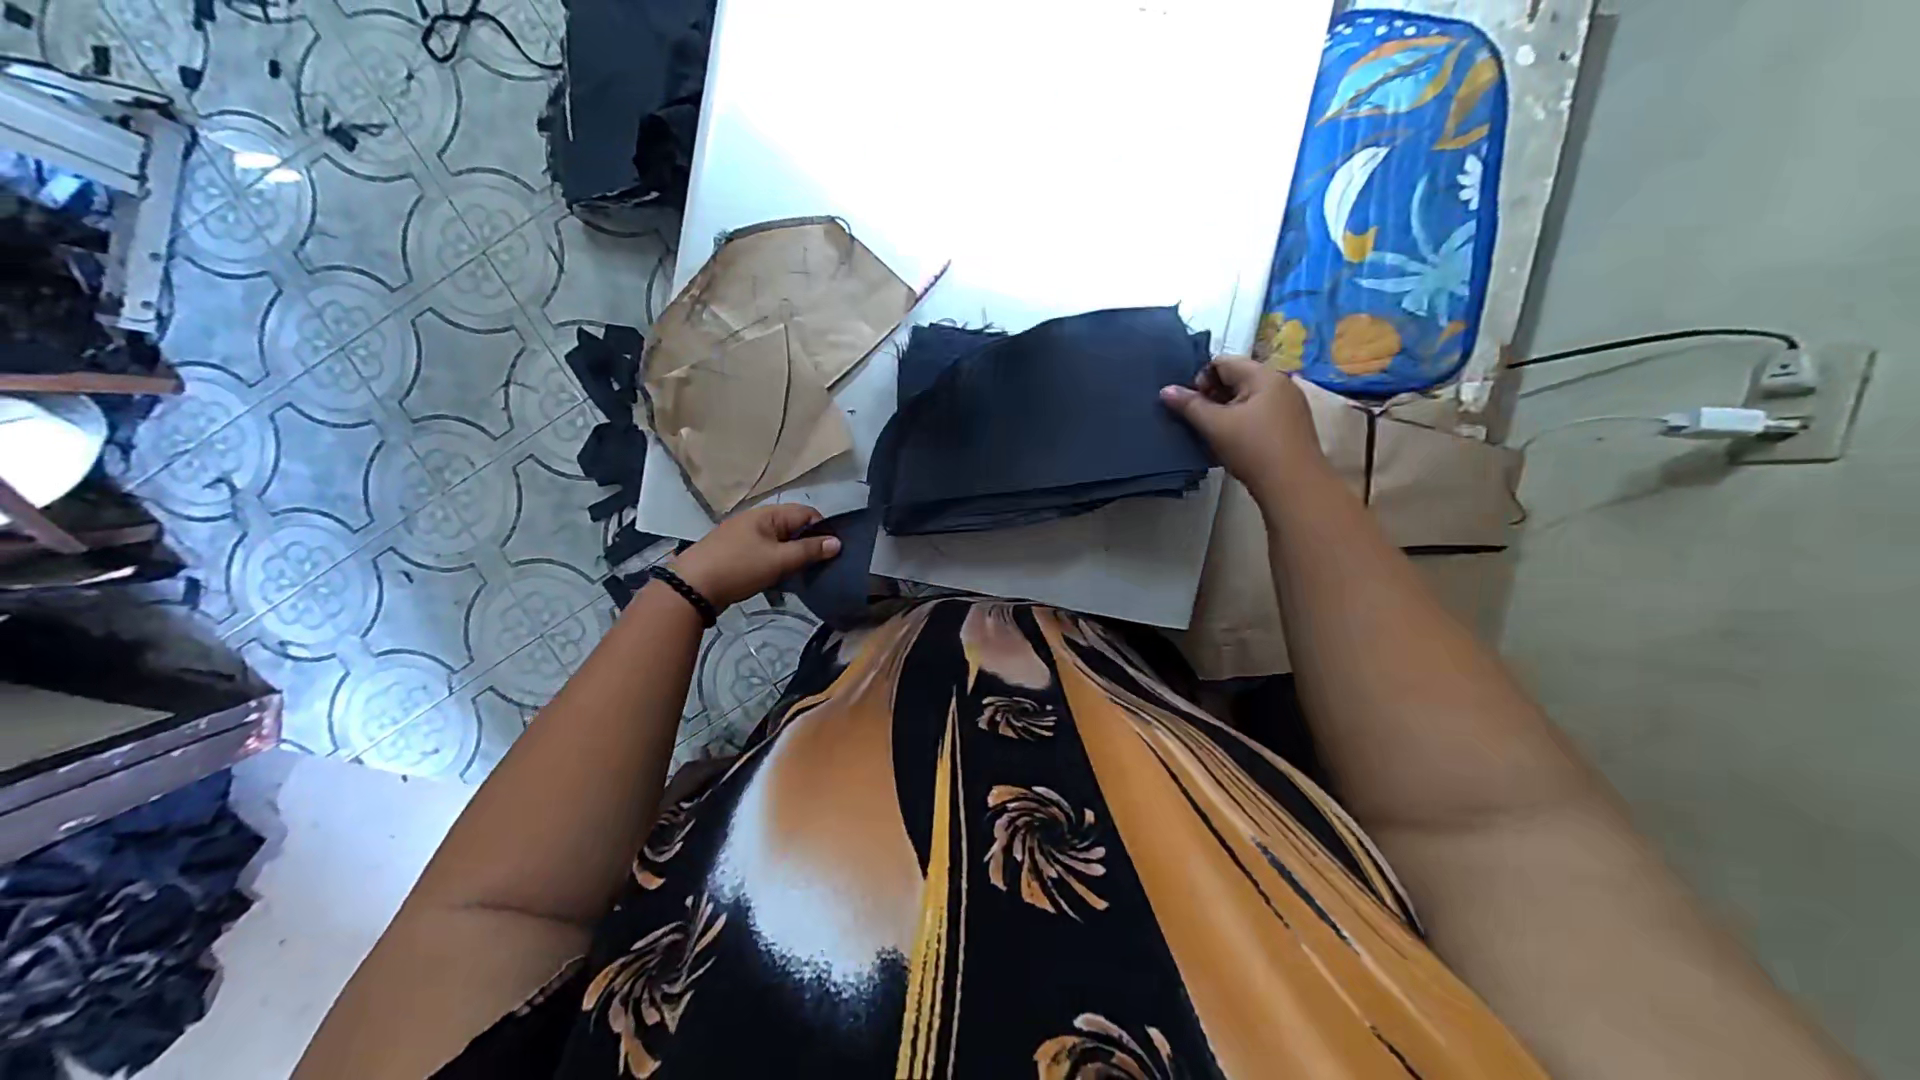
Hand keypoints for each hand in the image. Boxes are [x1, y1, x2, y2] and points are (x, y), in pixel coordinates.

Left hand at [668, 504, 841, 608]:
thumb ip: (809, 551)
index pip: (807, 513)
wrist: (692, 587)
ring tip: (801, 576)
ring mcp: (744, 536)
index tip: (832, 553)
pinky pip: (765, 553)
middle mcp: (756, 520)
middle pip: (793, 527)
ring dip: (791, 557)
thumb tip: (837, 542)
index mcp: (768, 514)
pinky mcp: (735, 553)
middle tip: (820, 568)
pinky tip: (778, 580)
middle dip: (808, 545)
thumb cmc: (739, 567)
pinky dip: (775, 564)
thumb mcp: (779, 560)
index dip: (823, 530)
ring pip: (779, 542)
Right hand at [1159, 357, 1325, 488]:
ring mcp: (1288, 405)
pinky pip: (1258, 414)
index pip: (1222, 362)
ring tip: (1213, 434)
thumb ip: (1189, 405)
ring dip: (1225, 412)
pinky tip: (1232, 443)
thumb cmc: (1254, 449)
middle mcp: (1280, 384)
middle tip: (1199, 421)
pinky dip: (1240, 423)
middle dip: (1212, 396)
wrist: (1295, 487)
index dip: (1201, 379)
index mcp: (1263, 376)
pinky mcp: (1290, 426)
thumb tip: (1166, 390)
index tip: (1192, 404)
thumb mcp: (1215, 426)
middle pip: (1235, 379)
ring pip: (1246, 399)